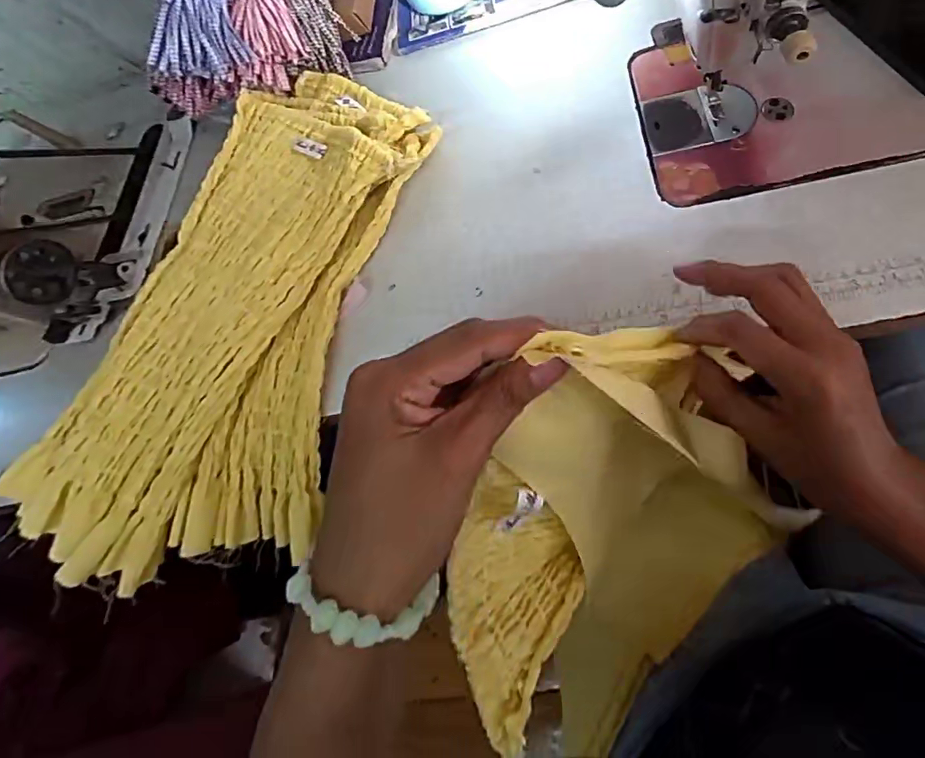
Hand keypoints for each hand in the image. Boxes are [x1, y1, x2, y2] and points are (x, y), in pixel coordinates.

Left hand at [309, 319, 567, 618]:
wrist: (358, 591)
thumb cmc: (406, 525)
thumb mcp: (460, 455)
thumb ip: (505, 398)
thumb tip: (553, 357)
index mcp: (388, 379)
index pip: (465, 340)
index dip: (518, 333)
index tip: (566, 335)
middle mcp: (383, 373)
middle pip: (459, 346)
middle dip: (510, 347)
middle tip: (560, 353)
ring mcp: (387, 393)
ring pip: (456, 365)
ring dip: (498, 366)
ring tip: (544, 367)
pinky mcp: (397, 413)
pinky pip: (447, 386)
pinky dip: (480, 387)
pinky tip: (509, 390)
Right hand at [675, 262, 911, 518]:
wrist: (878, 479)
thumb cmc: (818, 470)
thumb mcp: (761, 438)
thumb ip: (721, 393)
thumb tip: (692, 357)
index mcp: (805, 375)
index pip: (743, 330)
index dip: (704, 327)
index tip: (678, 337)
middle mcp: (825, 342)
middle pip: (769, 285)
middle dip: (722, 273)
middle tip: (685, 274)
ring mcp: (837, 334)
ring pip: (788, 280)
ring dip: (747, 275)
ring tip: (711, 281)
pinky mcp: (839, 336)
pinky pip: (799, 299)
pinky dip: (765, 295)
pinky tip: (742, 314)